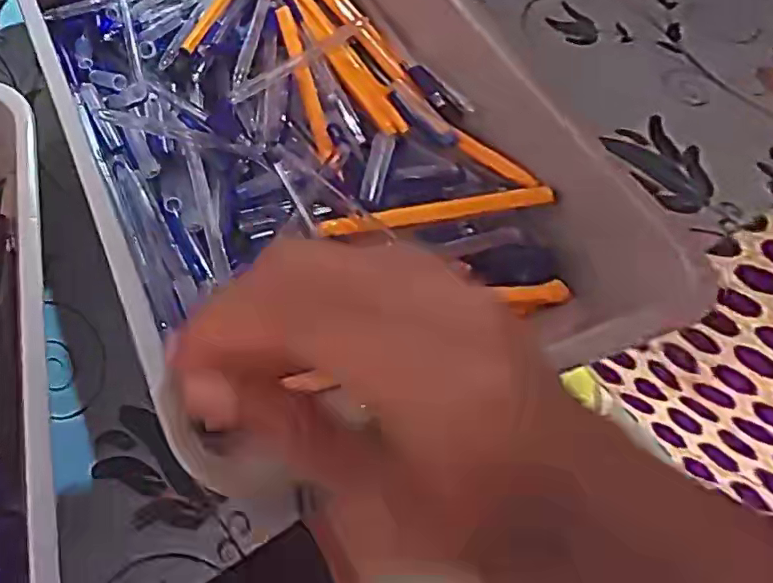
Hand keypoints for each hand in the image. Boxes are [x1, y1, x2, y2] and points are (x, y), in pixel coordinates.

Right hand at [168, 239, 574, 570]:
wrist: (591, 496)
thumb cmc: (488, 518)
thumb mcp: (383, 504)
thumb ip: (287, 432)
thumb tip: (204, 390)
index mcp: (427, 372)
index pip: (293, 316)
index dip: (221, 330)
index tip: (181, 366)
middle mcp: (432, 302)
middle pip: (293, 269)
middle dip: (232, 307)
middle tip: (206, 359)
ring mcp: (438, 277)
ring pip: (311, 253)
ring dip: (260, 293)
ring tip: (244, 346)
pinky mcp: (438, 270)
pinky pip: (340, 255)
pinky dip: (297, 285)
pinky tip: (294, 327)